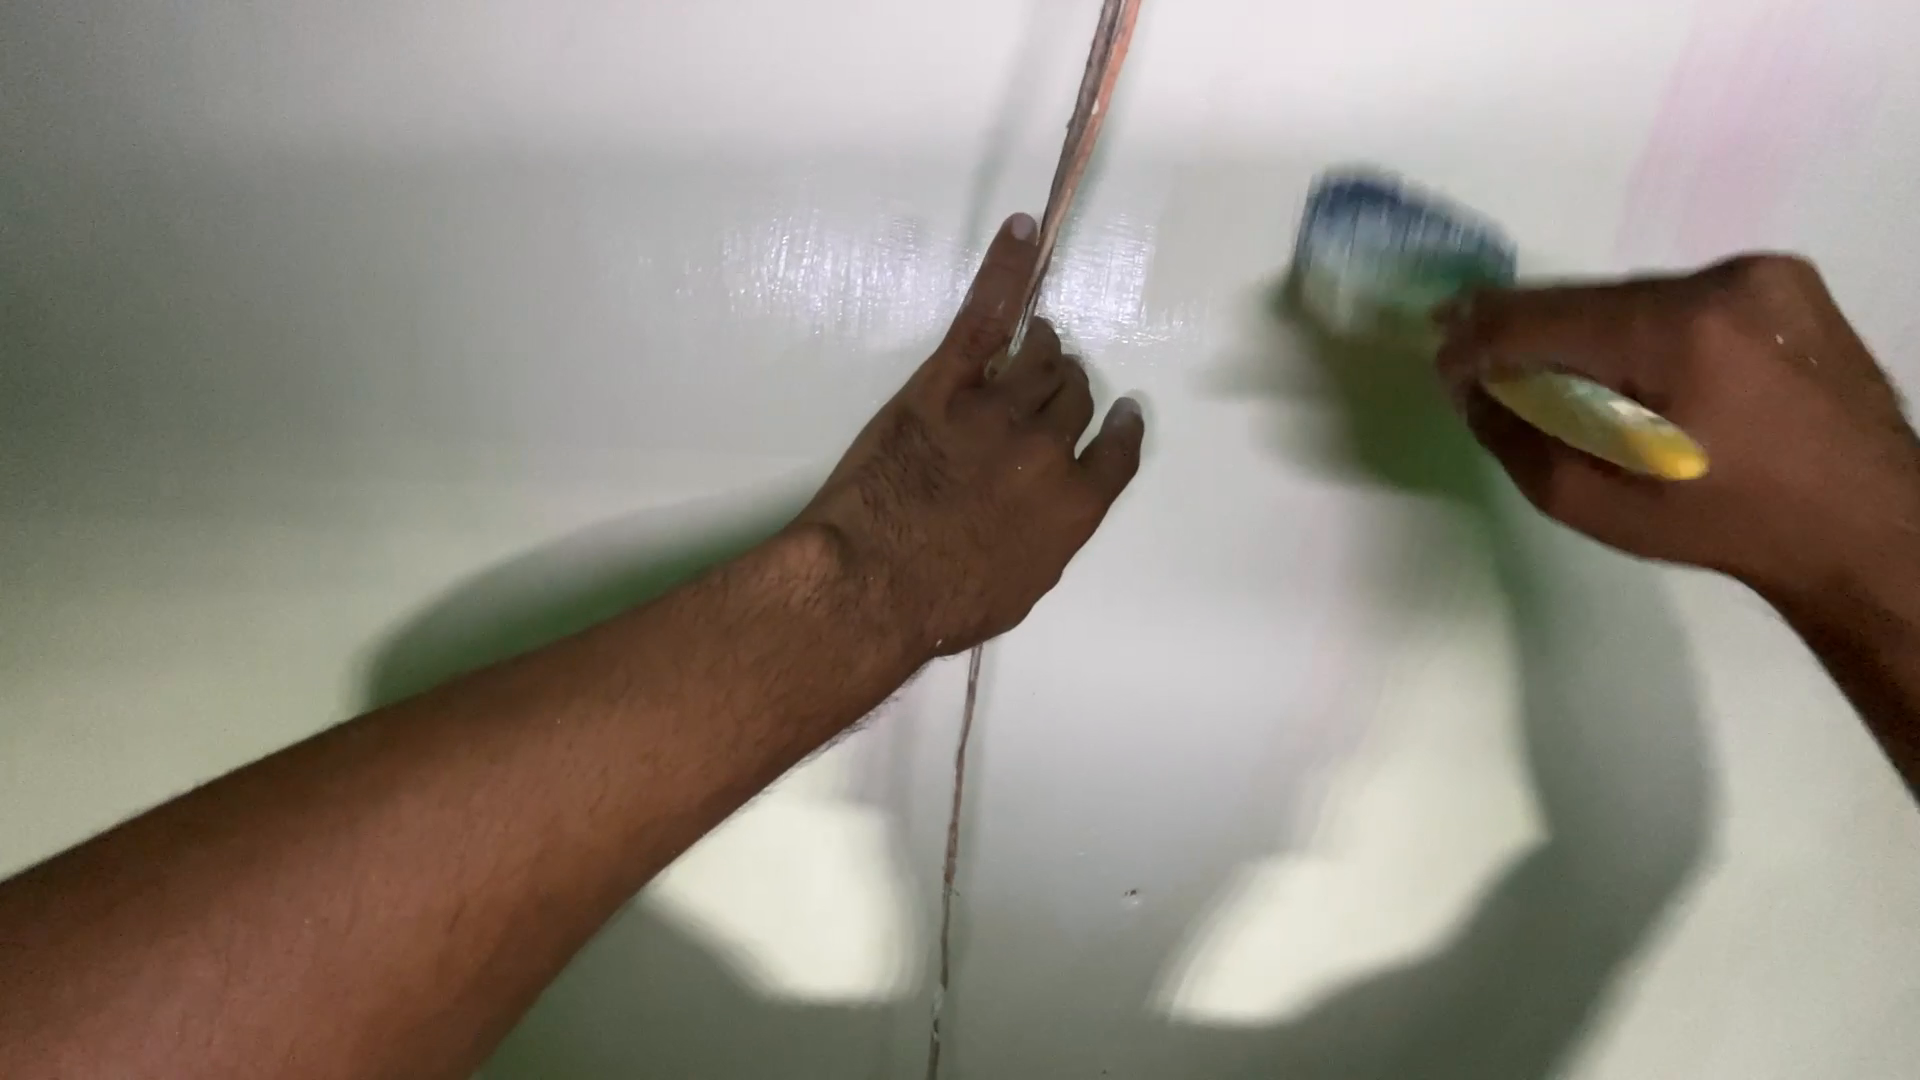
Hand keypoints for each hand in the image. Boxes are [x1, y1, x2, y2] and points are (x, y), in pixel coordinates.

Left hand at [795, 213, 1145, 658]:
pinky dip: (1007, 269)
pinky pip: (987, 314)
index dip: (1120, 427)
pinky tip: (1021, 231)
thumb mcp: (1017, 588)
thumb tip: (1050, 509)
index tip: (1121, 413)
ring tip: (1040, 339)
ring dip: (1046, 348)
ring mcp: (998, 409)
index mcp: (1075, 505)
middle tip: (1053, 385)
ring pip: (1042, 357)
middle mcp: (1050, 447)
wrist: (875, 583)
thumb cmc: (943, 605)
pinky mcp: (946, 384)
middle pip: (1076, 395)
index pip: (1117, 450)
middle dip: (1070, 388)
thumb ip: (1047, 537)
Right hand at [1436, 254, 1919, 598]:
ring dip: (1565, 331)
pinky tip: (1602, 364)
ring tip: (1527, 364)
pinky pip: (1662, 300)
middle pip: (1576, 300)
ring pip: (1617, 297)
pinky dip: (1617, 330)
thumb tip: (1467, 386)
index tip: (1437, 358)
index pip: (1537, 319)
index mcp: (1676, 336)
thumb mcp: (1583, 499)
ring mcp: (1761, 277)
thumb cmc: (1714, 522)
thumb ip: (1510, 434)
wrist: (1864, 522)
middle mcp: (1722, 284)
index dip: (1473, 339)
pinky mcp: (1780, 285)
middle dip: (1513, 330)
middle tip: (1462, 350)